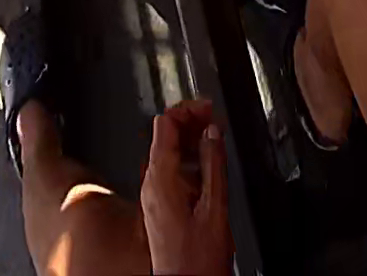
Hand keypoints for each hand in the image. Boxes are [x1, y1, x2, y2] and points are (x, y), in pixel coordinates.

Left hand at [139, 100, 231, 275]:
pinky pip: (170, 171)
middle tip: (212, 118)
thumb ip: (213, 166)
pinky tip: (206, 166)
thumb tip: (213, 133)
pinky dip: (188, 161)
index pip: (166, 123)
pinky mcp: (160, 207)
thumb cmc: (198, 263)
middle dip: (189, 121)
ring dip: (190, 140)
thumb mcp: (214, 210)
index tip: (207, 107)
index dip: (187, 109)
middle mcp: (151, 182)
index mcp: (160, 176)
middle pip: (164, 135)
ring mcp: (154, 195)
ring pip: (168, 152)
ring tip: (213, 137)